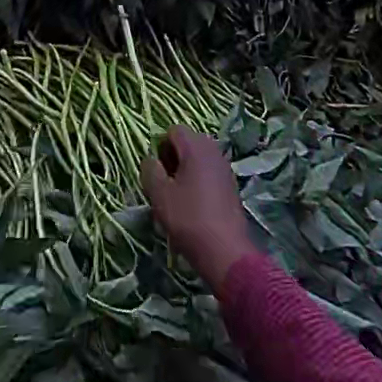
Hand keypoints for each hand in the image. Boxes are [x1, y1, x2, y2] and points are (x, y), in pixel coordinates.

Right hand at [140, 126, 257, 292]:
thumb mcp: (159, 194)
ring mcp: (225, 168)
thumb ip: (150, 169)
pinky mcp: (231, 185)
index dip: (160, 146)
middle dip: (172, 157)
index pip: (174, 130)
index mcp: (196, 147)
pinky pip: (209, 172)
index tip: (157, 170)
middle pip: (187, 142)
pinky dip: (198, 181)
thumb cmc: (189, 218)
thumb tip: (151, 159)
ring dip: (185, 170)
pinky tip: (193, 205)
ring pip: (198, 158)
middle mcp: (214, 151)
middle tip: (164, 182)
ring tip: (177, 196)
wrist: (225, 251)